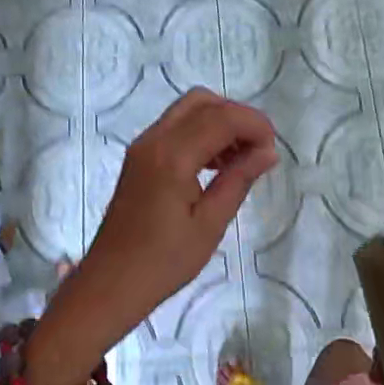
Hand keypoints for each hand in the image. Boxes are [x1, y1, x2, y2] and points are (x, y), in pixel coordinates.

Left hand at [50, 89, 277, 344]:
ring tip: (241, 160)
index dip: (254, 125)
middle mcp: (153, 140)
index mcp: (172, 157)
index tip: (272, 150)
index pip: (221, 118)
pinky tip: (216, 165)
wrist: (111, 283)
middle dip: (236, 116)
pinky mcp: (138, 158)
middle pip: (202, 102)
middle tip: (258, 149)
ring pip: (187, 110)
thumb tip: (268, 152)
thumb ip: (239, 180)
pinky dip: (200, 133)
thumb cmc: (163, 262)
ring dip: (218, 122)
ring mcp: (142, 147)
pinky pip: (174, 128)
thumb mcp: (210, 224)